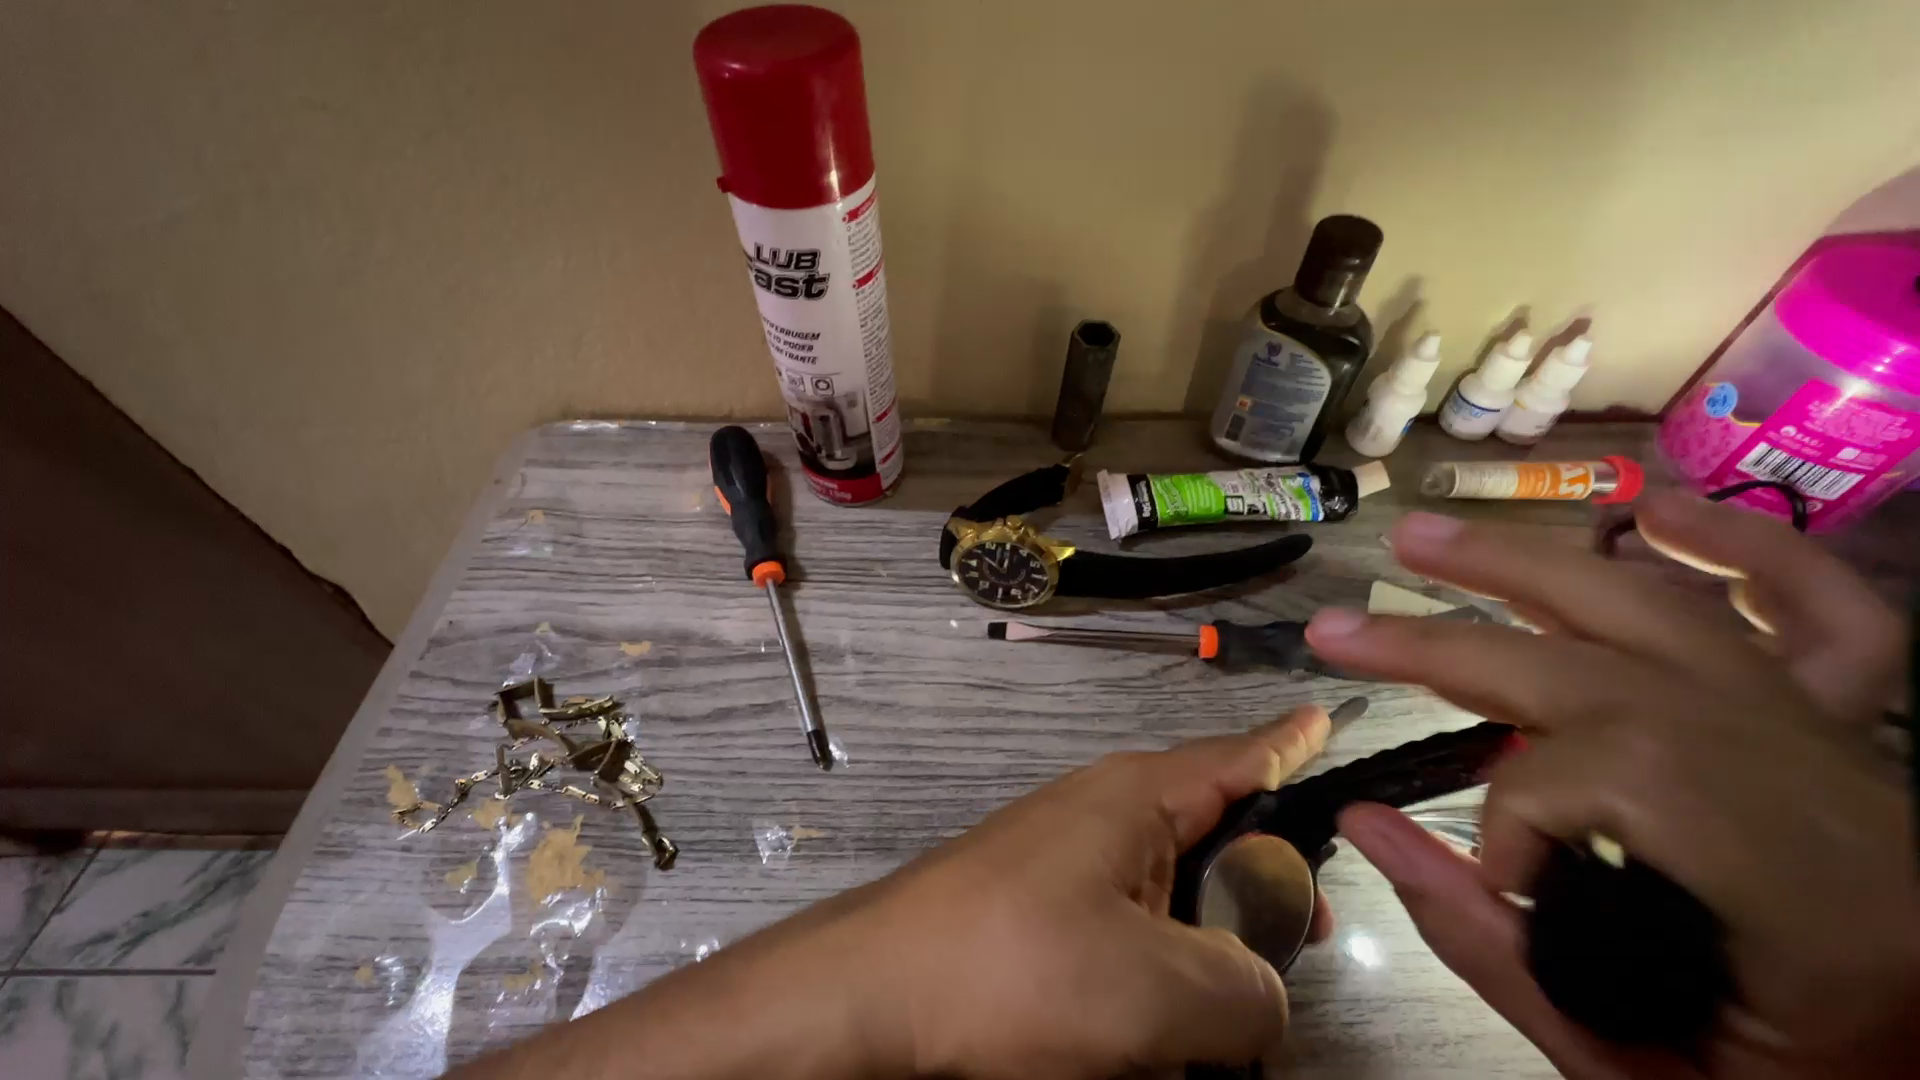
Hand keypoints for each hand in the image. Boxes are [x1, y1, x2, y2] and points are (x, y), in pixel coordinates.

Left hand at [870, 706, 1334, 1077]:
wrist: (871, 995)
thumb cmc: (1017, 968)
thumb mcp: (1160, 991)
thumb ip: (1248, 988)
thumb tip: (1261, 992)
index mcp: (1138, 796)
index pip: (1240, 756)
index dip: (1293, 742)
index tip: (1330, 719)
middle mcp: (1103, 811)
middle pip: (1214, 829)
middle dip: (1263, 882)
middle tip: (1302, 934)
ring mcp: (1067, 859)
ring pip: (1171, 892)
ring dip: (1204, 944)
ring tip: (1217, 1013)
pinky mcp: (1040, 907)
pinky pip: (1125, 926)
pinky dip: (1152, 971)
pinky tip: (1149, 1027)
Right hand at [1306, 492, 1919, 1078]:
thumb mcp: (1632, 1068)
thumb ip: (1490, 949)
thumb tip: (1364, 823)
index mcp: (1810, 895)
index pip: (1621, 780)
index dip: (1518, 816)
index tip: (1499, 884)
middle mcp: (1826, 781)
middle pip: (1599, 669)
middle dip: (1445, 646)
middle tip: (1335, 632)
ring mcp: (1837, 738)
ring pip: (1666, 612)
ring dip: (1528, 568)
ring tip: (1423, 538)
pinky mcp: (1838, 723)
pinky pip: (1813, 614)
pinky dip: (1736, 550)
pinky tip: (1649, 512)